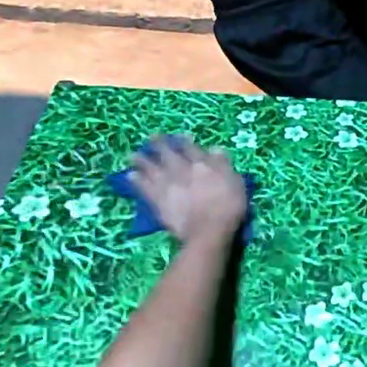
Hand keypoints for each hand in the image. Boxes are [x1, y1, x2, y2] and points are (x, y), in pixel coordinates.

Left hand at [130, 136, 247, 244]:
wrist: (209, 230)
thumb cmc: (229, 207)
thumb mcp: (236, 182)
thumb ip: (224, 164)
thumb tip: (215, 148)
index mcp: (202, 164)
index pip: (191, 148)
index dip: (185, 141)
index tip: (180, 136)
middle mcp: (182, 169)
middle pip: (167, 153)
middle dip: (159, 144)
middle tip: (151, 136)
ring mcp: (167, 184)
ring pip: (151, 167)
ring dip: (142, 160)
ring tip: (133, 155)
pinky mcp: (157, 200)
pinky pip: (144, 188)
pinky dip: (136, 181)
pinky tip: (131, 176)